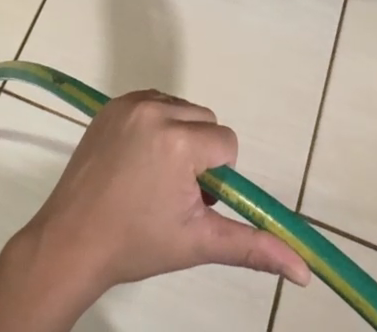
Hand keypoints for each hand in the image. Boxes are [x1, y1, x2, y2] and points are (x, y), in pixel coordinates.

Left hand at [23, 91, 309, 303]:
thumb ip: (254, 247)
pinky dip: (156, 125)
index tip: (191, 199)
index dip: (216, 176)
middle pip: (206, 122)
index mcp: (178, 141)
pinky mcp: (111, 105)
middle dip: (201, 154)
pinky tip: (139, 159)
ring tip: (155, 177)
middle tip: (174, 192)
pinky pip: (154, 103)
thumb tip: (305, 272)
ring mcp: (129, 104)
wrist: (72, 241)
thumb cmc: (137, 243)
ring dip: (180, 138)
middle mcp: (154, 110)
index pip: (226, 143)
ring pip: (181, 110)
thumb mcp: (199, 242)